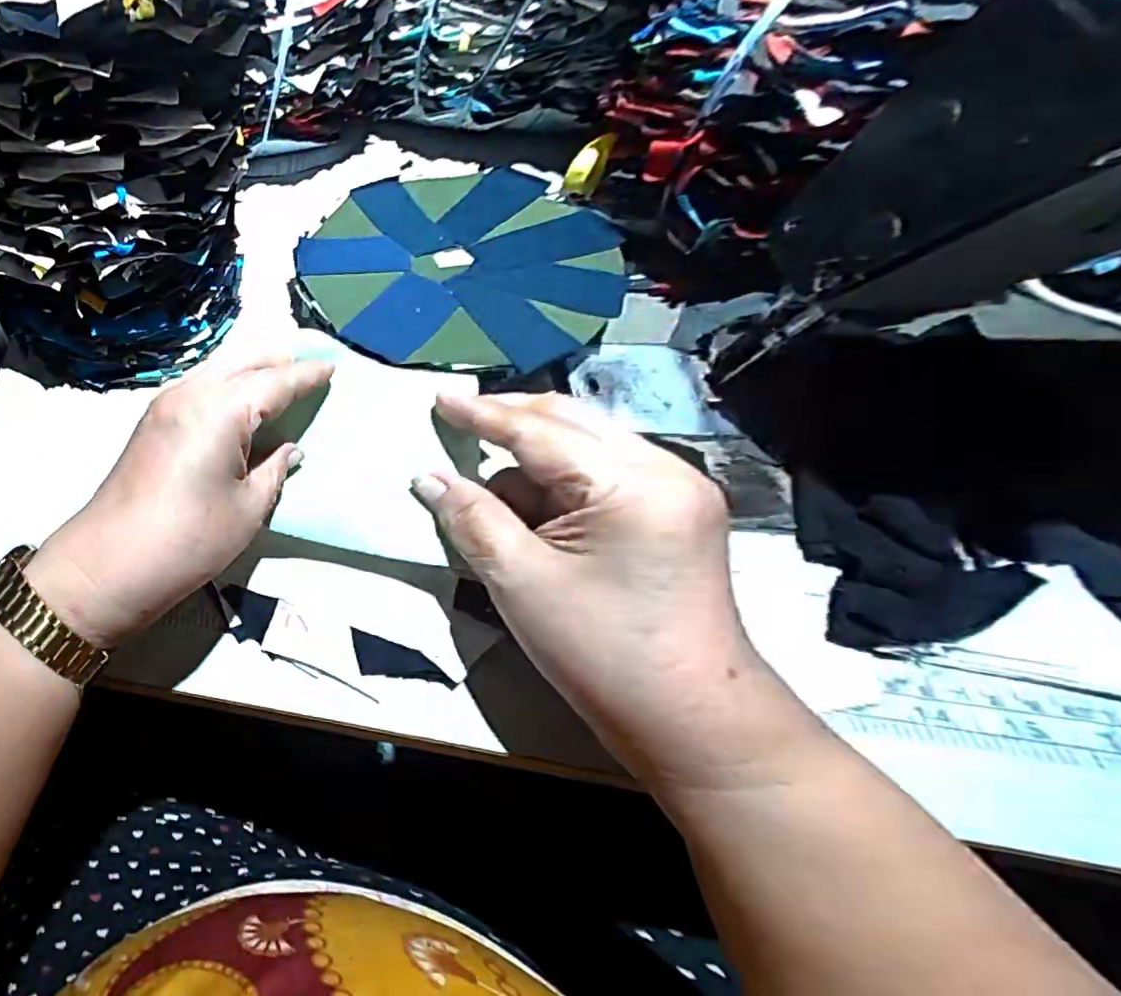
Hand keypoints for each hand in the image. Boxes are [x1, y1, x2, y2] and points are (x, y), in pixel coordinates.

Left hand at [22, 353, 334, 648]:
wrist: (110, 561)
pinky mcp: (151, 421)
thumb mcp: (248, 508)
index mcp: (220, 408)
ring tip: (277, 379)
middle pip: (242, 362)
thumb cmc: (189, 538)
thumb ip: (273, 469)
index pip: (274, 381)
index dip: (306, 375)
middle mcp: (190, 392)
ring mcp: (165, 404)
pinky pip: (198, 387)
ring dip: (248, 370)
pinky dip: (225, 385)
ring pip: (217, 370)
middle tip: (307, 367)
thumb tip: (288, 449)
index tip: (330, 367)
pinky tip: (238, 402)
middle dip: (277, 361)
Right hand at [416, 392, 821, 788]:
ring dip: (531, 463)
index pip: (541, 433)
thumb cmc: (601, 652)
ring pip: (585, 449)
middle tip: (457, 420)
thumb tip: (430, 479)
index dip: (483, 415)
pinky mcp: (673, 515)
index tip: (441, 399)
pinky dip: (557, 487)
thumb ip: (472, 518)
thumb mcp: (520, 581)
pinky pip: (601, 477)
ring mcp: (676, 491)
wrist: (690, 722)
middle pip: (571, 423)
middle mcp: (665, 470)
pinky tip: (529, 515)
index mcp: (633, 483)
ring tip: (490, 498)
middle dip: (511, 423)